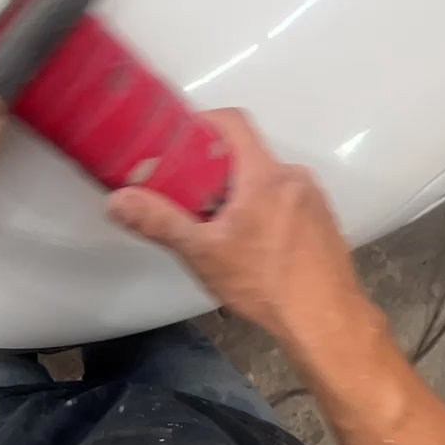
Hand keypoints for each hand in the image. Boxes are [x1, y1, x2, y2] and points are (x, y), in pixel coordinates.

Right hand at [106, 109, 372, 352]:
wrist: (327, 322)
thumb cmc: (266, 283)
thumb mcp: (203, 253)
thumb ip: (159, 222)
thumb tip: (118, 200)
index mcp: (264, 174)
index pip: (233, 121)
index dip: (204, 122)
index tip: (179, 141)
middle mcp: (293, 177)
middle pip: (247, 155)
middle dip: (215, 170)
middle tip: (188, 195)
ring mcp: (314, 198)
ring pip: (266, 180)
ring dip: (241, 193)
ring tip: (217, 227)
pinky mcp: (324, 221)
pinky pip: (286, 201)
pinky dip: (264, 210)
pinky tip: (252, 246)